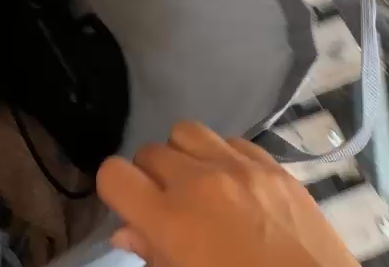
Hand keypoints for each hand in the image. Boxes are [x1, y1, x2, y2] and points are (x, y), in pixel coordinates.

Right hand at [97, 122, 358, 266]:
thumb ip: (153, 257)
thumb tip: (126, 231)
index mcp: (171, 220)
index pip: (113, 174)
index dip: (116, 190)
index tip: (131, 209)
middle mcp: (198, 182)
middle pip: (148, 152)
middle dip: (151, 179)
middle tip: (171, 210)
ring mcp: (239, 169)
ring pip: (185, 132)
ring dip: (184, 157)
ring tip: (201, 187)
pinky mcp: (275, 168)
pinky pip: (232, 141)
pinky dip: (225, 158)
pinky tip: (238, 187)